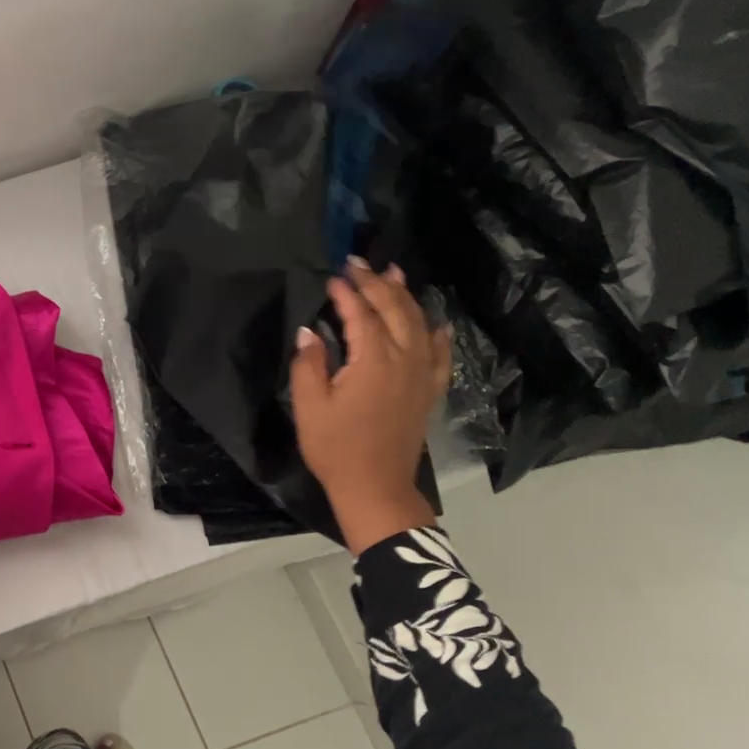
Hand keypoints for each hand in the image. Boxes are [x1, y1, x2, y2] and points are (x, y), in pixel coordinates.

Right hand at [290, 258, 450, 554]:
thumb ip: (309, 365)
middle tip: (358, 263)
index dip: (346, 293)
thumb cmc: (334, 447)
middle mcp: (404, 359)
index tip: (332, 276)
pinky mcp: (428, 390)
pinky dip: (434, 331)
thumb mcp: (310, 406)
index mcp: (373, 360)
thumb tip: (310, 332)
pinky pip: (439, 352)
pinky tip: (432, 322)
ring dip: (404, 297)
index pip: (360, 314)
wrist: (374, 484)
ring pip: (418, 323)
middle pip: (393, 310)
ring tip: (393, 275)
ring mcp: (421, 374)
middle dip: (375, 284)